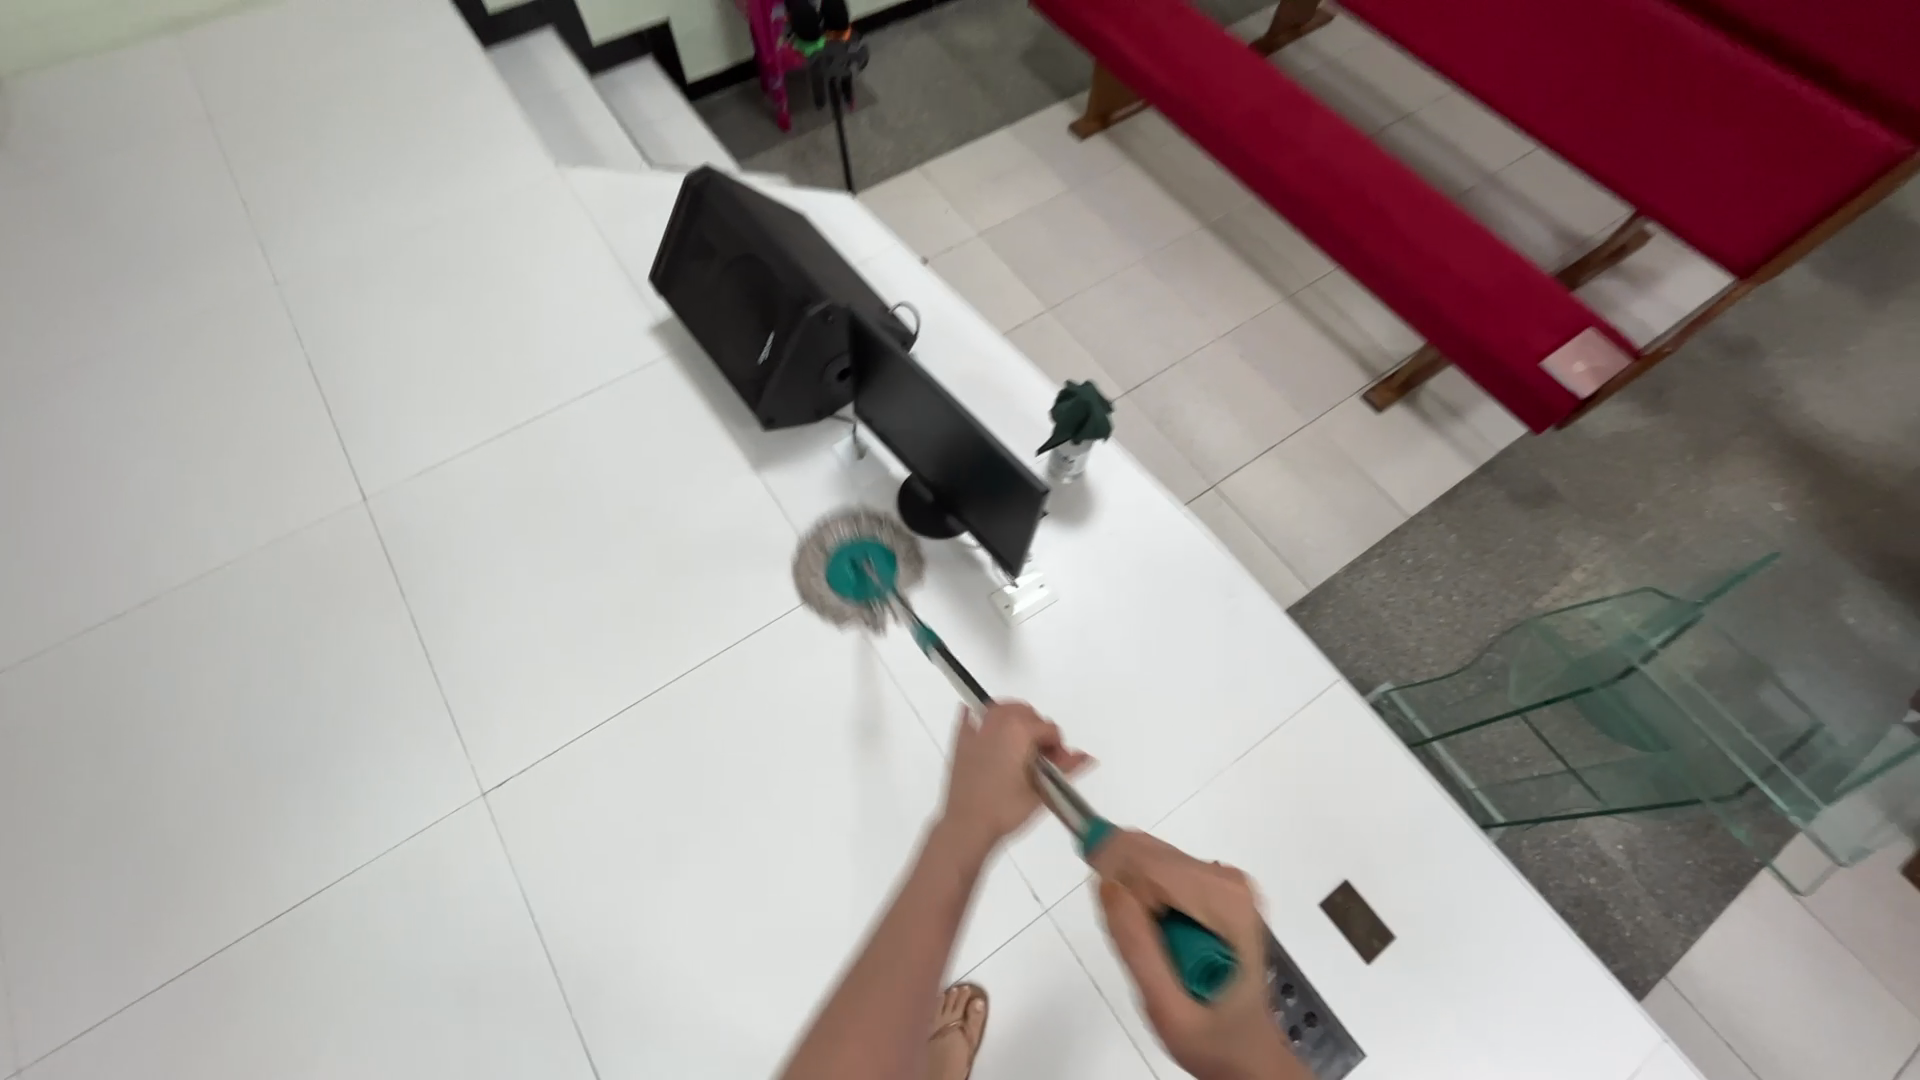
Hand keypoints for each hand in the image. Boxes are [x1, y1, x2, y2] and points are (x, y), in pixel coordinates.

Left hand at [936, 702, 1089, 856]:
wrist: (966, 824)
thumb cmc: (1006, 809)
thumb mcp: (1042, 790)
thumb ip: (1067, 768)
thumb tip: (1087, 756)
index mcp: (1020, 730)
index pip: (1050, 728)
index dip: (1057, 747)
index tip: (1055, 766)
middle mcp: (998, 721)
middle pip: (1026, 712)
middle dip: (1037, 730)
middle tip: (1040, 758)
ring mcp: (976, 728)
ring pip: (1001, 708)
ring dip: (1013, 719)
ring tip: (1019, 745)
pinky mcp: (960, 738)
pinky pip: (970, 715)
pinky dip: (978, 716)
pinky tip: (984, 727)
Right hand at [1093, 831, 1303, 1079]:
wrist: (1250, 1055)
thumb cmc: (1212, 1039)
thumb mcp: (1168, 1010)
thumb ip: (1138, 949)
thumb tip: (1108, 884)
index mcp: (1226, 906)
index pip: (1152, 866)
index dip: (1118, 881)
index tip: (1105, 912)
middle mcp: (1230, 881)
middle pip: (1151, 854)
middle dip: (1123, 884)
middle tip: (1122, 934)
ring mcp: (1226, 880)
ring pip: (1151, 856)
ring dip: (1131, 889)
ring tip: (1142, 940)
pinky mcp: (1216, 883)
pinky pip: (1159, 866)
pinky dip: (1142, 890)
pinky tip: (1153, 930)